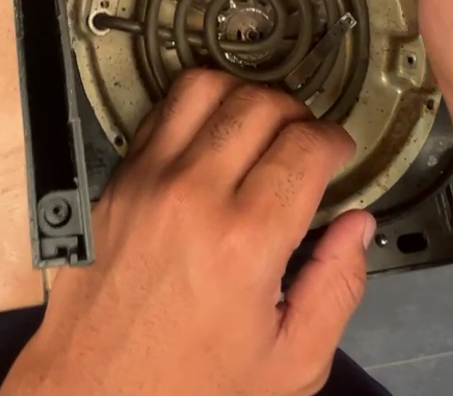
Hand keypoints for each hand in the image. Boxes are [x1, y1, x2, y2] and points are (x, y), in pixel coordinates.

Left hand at [1, 71, 377, 395]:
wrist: (95, 386)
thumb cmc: (186, 383)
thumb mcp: (287, 363)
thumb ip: (336, 288)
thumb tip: (357, 227)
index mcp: (244, 243)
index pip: (305, 147)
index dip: (335, 140)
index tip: (338, 150)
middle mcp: (194, 195)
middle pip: (259, 104)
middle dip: (297, 113)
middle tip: (304, 139)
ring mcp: (150, 178)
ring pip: (205, 87)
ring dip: (244, 95)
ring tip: (260, 125)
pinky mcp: (121, 176)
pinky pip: (162, 110)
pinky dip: (195, 105)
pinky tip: (211, 132)